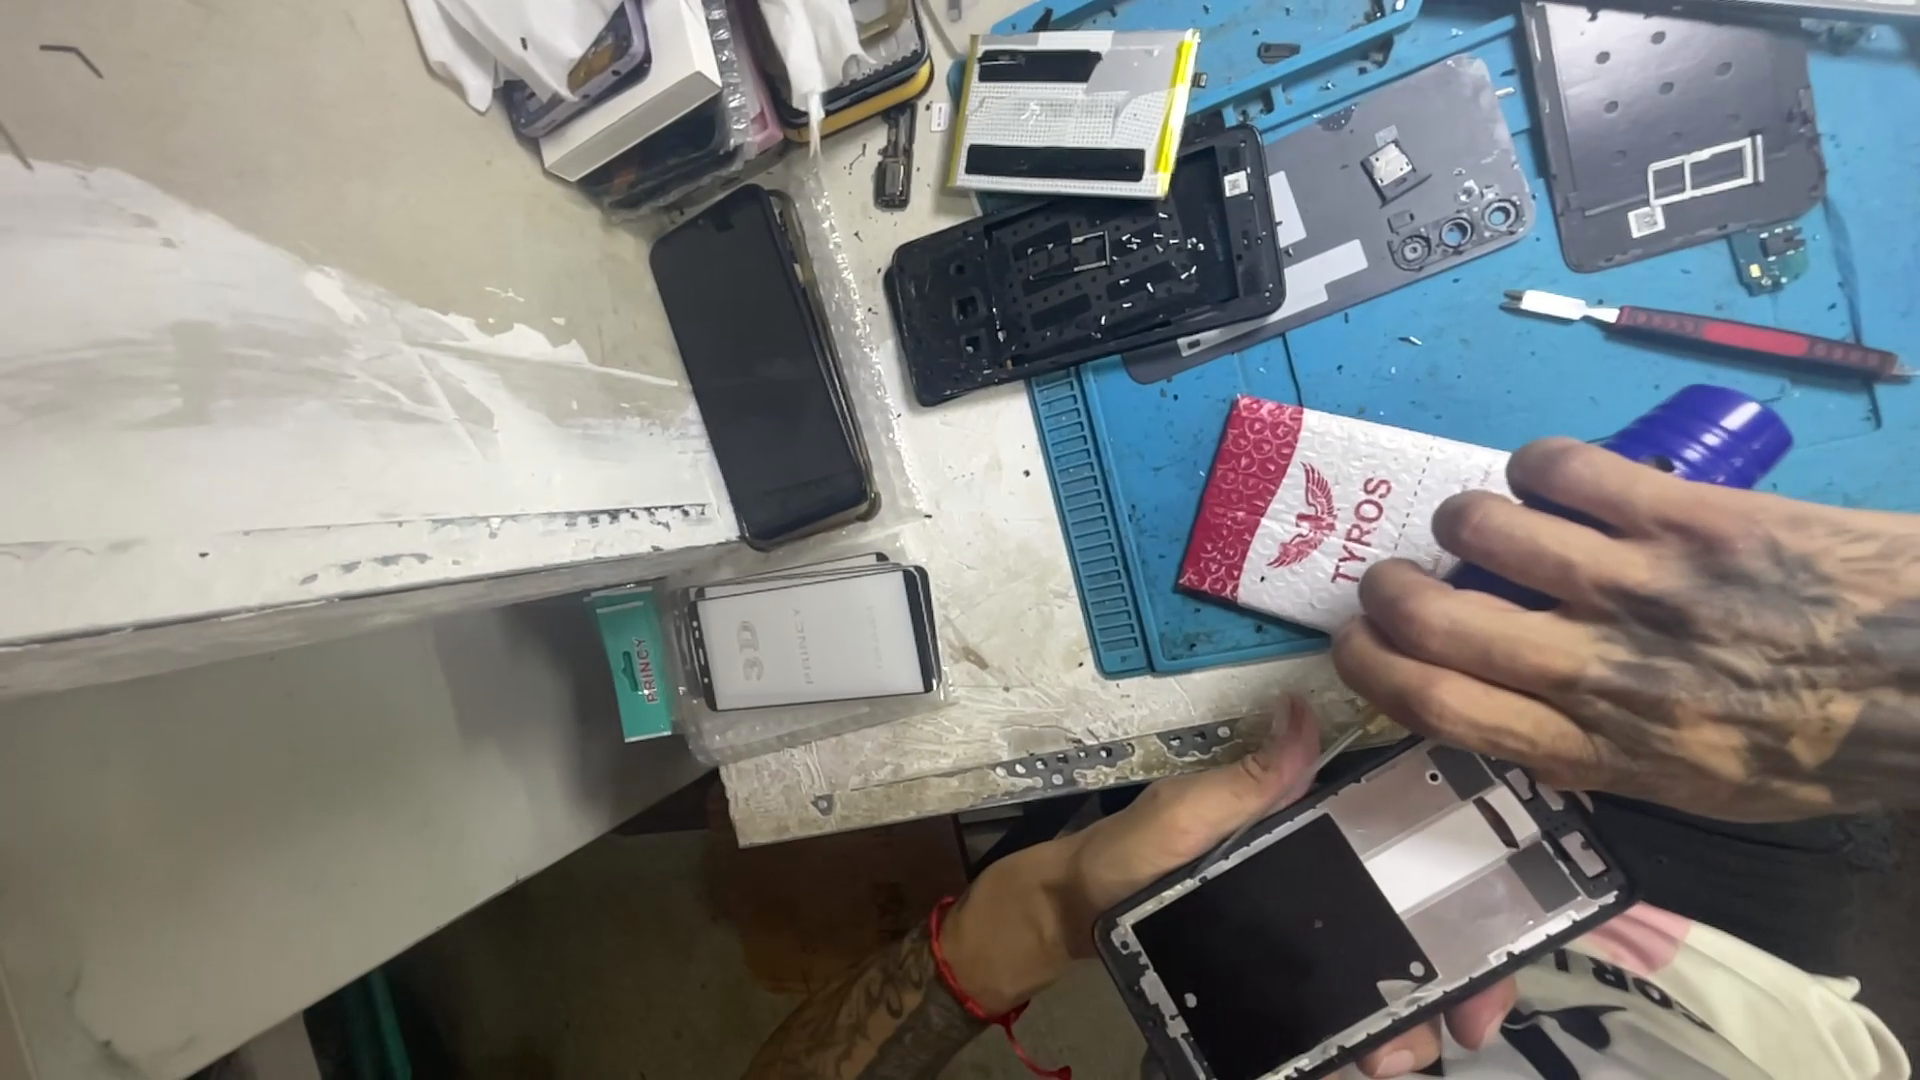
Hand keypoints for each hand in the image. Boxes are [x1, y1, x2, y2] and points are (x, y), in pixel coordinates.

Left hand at [942, 699, 1514, 1078]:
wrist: (1078, 913)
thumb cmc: (1131, 851)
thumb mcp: (1187, 812)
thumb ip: (1246, 780)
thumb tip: (1302, 708)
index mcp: (1303, 837)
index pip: (1399, 858)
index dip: (1460, 900)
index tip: (1490, 953)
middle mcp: (1312, 887)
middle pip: (1406, 936)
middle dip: (1447, 986)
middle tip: (1451, 1033)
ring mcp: (1294, 939)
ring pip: (1378, 987)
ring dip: (1403, 1029)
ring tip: (1385, 1057)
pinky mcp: (1273, 981)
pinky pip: (1329, 1018)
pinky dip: (1353, 1046)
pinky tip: (1353, 1065)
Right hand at [1332, 436, 1919, 821]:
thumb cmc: (1818, 742)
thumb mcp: (1689, 784)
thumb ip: (1574, 748)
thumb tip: (1483, 702)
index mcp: (1594, 746)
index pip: (1433, 706)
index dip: (1368, 665)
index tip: (1356, 640)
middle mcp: (1601, 670)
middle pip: (1434, 618)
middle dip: (1387, 587)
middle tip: (1396, 578)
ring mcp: (1643, 587)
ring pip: (1483, 529)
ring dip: (1460, 522)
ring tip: (1484, 526)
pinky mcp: (1689, 517)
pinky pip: (1559, 469)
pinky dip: (1533, 467)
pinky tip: (1553, 482)